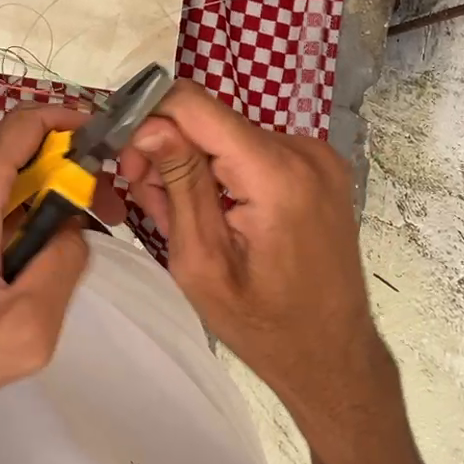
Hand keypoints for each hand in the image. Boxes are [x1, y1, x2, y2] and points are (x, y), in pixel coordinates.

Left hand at [0, 104, 92, 430]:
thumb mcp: (24, 327)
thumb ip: (65, 263)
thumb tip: (70, 227)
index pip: (29, 121)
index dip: (72, 125)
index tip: (104, 150)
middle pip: (11, 149)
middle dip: (56, 174)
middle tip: (87, 220)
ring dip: (22, 197)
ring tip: (40, 254)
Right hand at [119, 81, 429, 463]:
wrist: (334, 360)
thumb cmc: (263, 324)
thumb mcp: (201, 262)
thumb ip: (178, 184)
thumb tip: (149, 124)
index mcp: (277, 173)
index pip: (193, 103)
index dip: (148, 119)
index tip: (128, 161)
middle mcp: (303, 149)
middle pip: (204, 118)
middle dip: (164, 150)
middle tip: (148, 200)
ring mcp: (314, 154)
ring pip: (220, 130)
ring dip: (188, 163)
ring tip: (180, 216)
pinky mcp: (314, 163)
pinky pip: (245, 144)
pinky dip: (217, 169)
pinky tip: (210, 210)